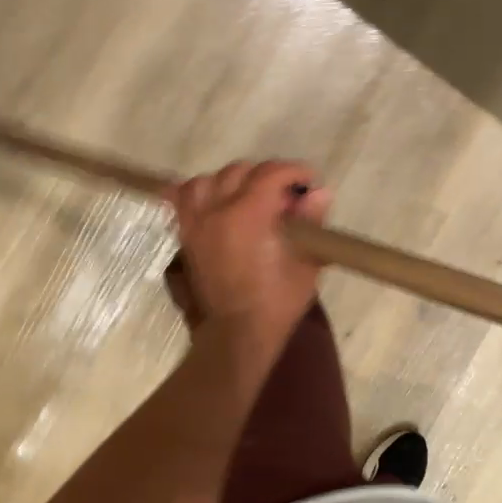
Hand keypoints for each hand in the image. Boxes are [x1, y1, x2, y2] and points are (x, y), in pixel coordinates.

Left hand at [170, 161, 331, 350]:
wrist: (239, 331)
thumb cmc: (279, 299)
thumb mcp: (306, 261)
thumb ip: (310, 222)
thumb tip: (320, 193)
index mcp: (249, 214)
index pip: (270, 174)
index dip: (294, 171)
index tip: (310, 181)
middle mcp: (217, 210)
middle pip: (239, 171)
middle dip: (266, 176)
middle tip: (286, 197)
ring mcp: (196, 223)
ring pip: (207, 180)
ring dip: (231, 181)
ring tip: (249, 196)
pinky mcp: (186, 237)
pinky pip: (181, 201)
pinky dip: (198, 194)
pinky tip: (213, 202)